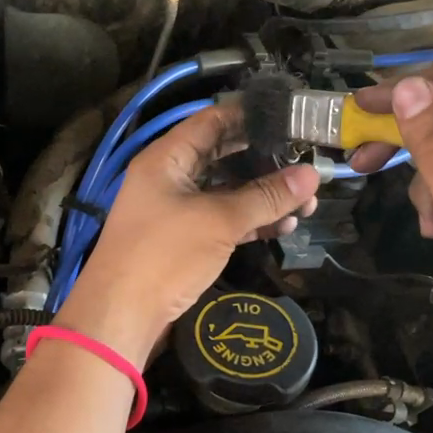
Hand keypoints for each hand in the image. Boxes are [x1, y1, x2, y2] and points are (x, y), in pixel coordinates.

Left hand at [59, 105, 318, 365]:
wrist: (120, 316)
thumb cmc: (164, 256)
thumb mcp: (219, 221)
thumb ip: (266, 196)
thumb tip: (312, 174)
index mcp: (167, 158)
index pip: (213, 120)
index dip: (253, 117)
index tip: (294, 119)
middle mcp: (169, 177)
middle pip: (223, 157)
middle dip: (266, 162)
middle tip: (307, 164)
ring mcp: (174, 210)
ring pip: (226, 192)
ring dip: (264, 197)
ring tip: (306, 204)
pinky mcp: (182, 241)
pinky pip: (222, 220)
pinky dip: (250, 222)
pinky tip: (284, 227)